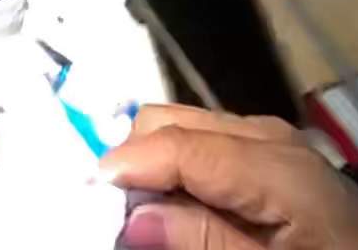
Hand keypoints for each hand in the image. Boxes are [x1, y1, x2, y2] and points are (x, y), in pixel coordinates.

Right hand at [99, 105, 357, 249]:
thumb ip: (206, 242)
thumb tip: (131, 217)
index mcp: (272, 161)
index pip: (176, 143)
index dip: (125, 163)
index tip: (85, 193)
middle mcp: (263, 133)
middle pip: (169, 120)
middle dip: (134, 160)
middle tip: (116, 216)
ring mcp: (269, 139)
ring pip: (181, 126)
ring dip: (153, 164)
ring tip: (144, 215)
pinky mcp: (271, 154)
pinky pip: (204, 143)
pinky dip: (179, 167)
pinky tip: (181, 206)